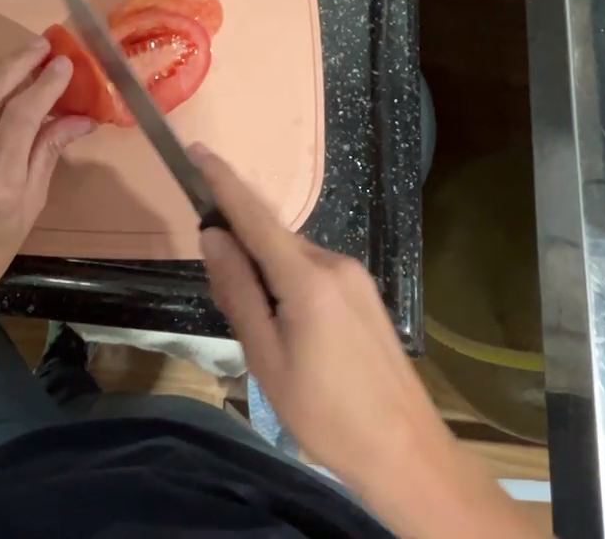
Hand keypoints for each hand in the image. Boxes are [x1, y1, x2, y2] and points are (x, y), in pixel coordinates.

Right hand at [194, 146, 449, 481]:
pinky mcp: (364, 295)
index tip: (197, 150)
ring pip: (291, 257)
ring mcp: (354, 278)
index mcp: (306, 279)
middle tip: (222, 299)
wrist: (407, 454)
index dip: (222, 181)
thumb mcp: (265, 358)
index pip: (254, 216)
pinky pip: (311, 272)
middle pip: (271, 237)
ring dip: (264, 272)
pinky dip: (286, 283)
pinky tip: (288, 330)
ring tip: (260, 332)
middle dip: (239, 249)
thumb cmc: (325, 413)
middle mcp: (334, 264)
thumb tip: (213, 236)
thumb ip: (237, 291)